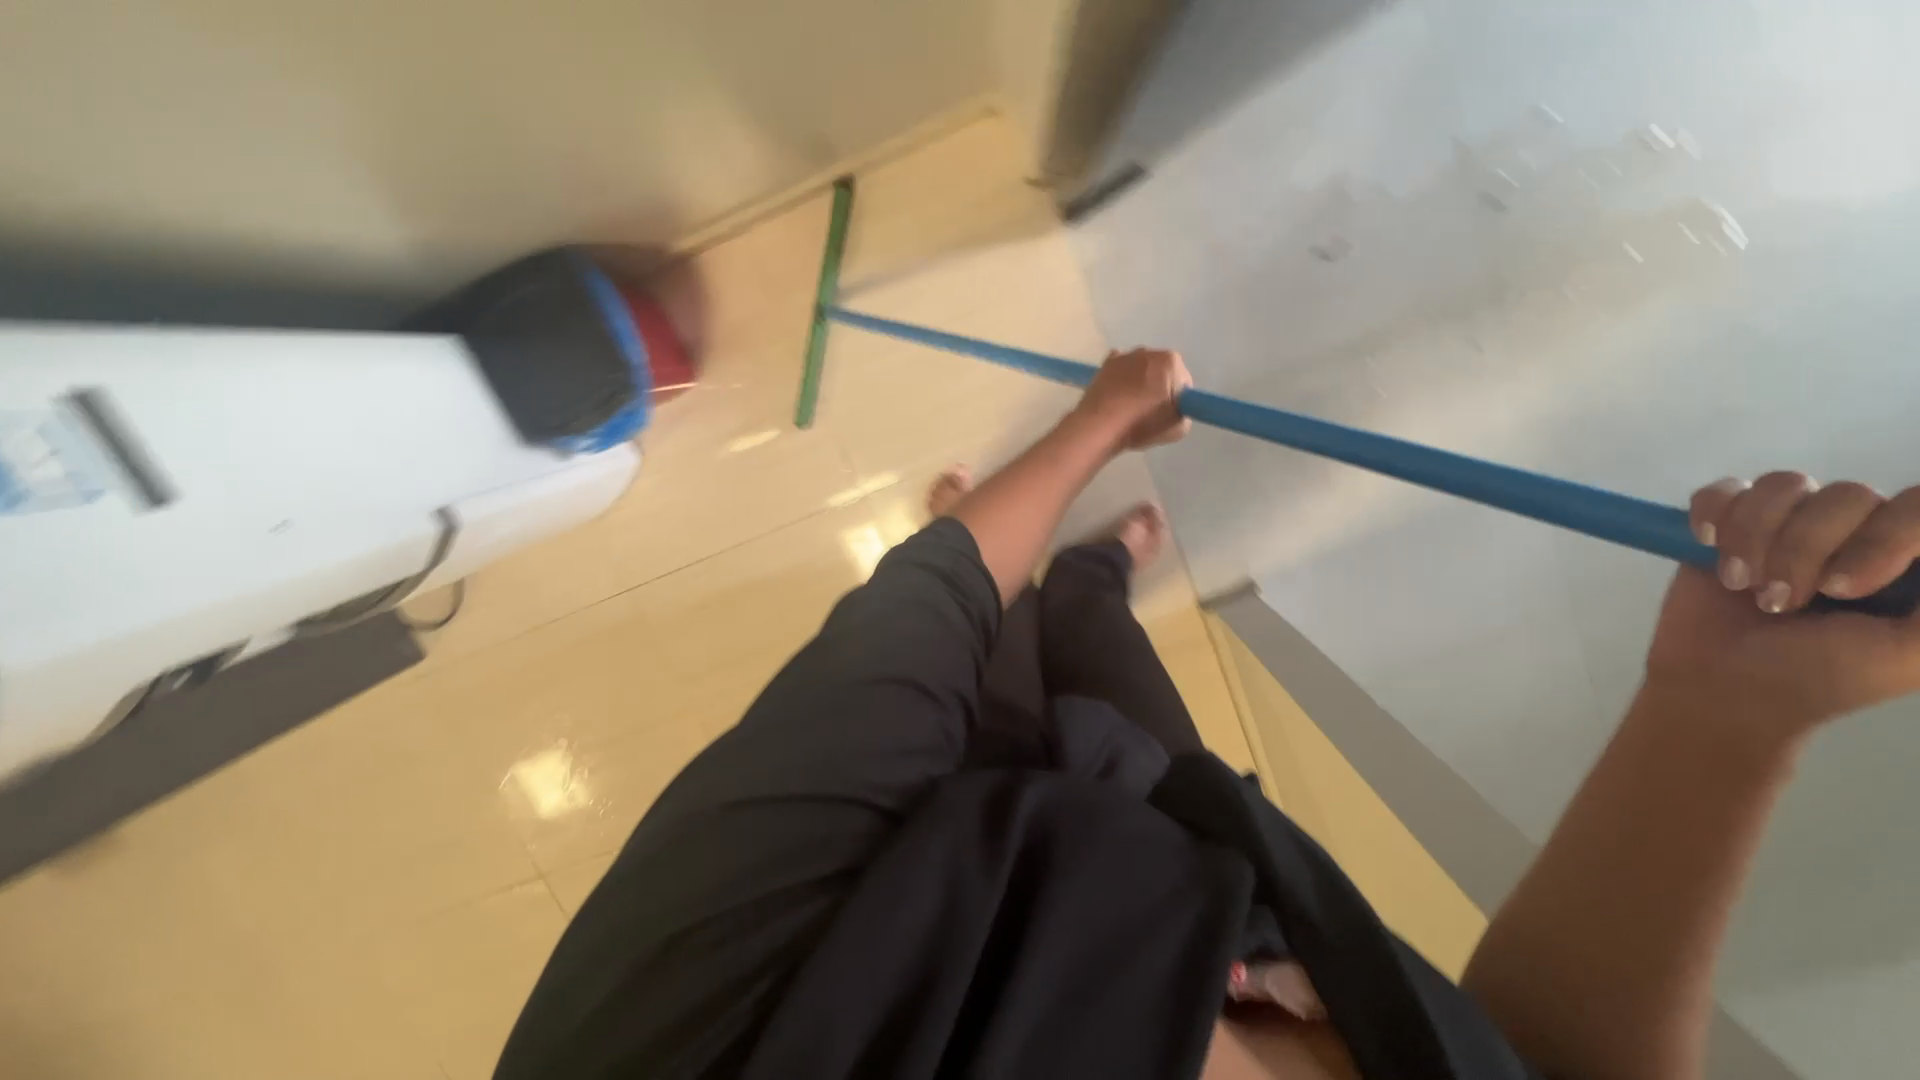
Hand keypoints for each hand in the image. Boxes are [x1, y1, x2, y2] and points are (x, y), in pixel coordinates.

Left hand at [1073, 348, 1192, 450]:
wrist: (1100, 426)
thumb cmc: (1142, 424)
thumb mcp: (1179, 428)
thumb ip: (1184, 412)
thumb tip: (1176, 408)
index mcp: (1171, 361)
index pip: (1183, 382)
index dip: (1178, 400)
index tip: (1167, 414)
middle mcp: (1148, 351)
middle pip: (1162, 372)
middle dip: (1159, 388)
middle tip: (1150, 412)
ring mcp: (1124, 355)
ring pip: (1140, 370)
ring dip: (1140, 383)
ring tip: (1130, 407)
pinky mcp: (1105, 364)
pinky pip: (1120, 371)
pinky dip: (1121, 379)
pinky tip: (1117, 397)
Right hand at [1645, 472, 1919, 735]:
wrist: (1721, 686)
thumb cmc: (1818, 676)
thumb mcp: (1910, 652)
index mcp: (1905, 558)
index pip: (1919, 506)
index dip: (1884, 538)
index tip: (1844, 588)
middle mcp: (1853, 532)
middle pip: (1845, 495)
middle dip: (1802, 551)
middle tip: (1780, 602)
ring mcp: (1784, 524)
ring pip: (1782, 487)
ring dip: (1753, 540)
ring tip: (1741, 585)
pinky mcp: (1722, 525)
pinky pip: (1722, 491)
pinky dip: (1713, 516)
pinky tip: (1709, 548)